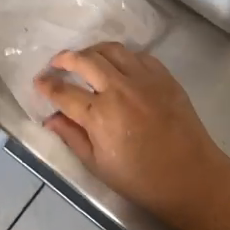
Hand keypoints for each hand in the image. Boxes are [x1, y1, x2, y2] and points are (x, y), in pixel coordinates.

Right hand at [36, 42, 229, 220]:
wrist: (190, 177)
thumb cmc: (141, 179)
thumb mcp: (98, 164)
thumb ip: (72, 136)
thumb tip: (50, 118)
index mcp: (100, 114)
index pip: (64, 92)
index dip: (47, 85)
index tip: (39, 81)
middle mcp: (120, 89)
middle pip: (85, 60)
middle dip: (65, 58)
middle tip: (57, 63)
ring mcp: (144, 79)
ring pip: (112, 50)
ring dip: (93, 51)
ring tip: (86, 58)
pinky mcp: (165, 77)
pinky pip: (139, 55)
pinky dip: (123, 57)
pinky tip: (119, 67)